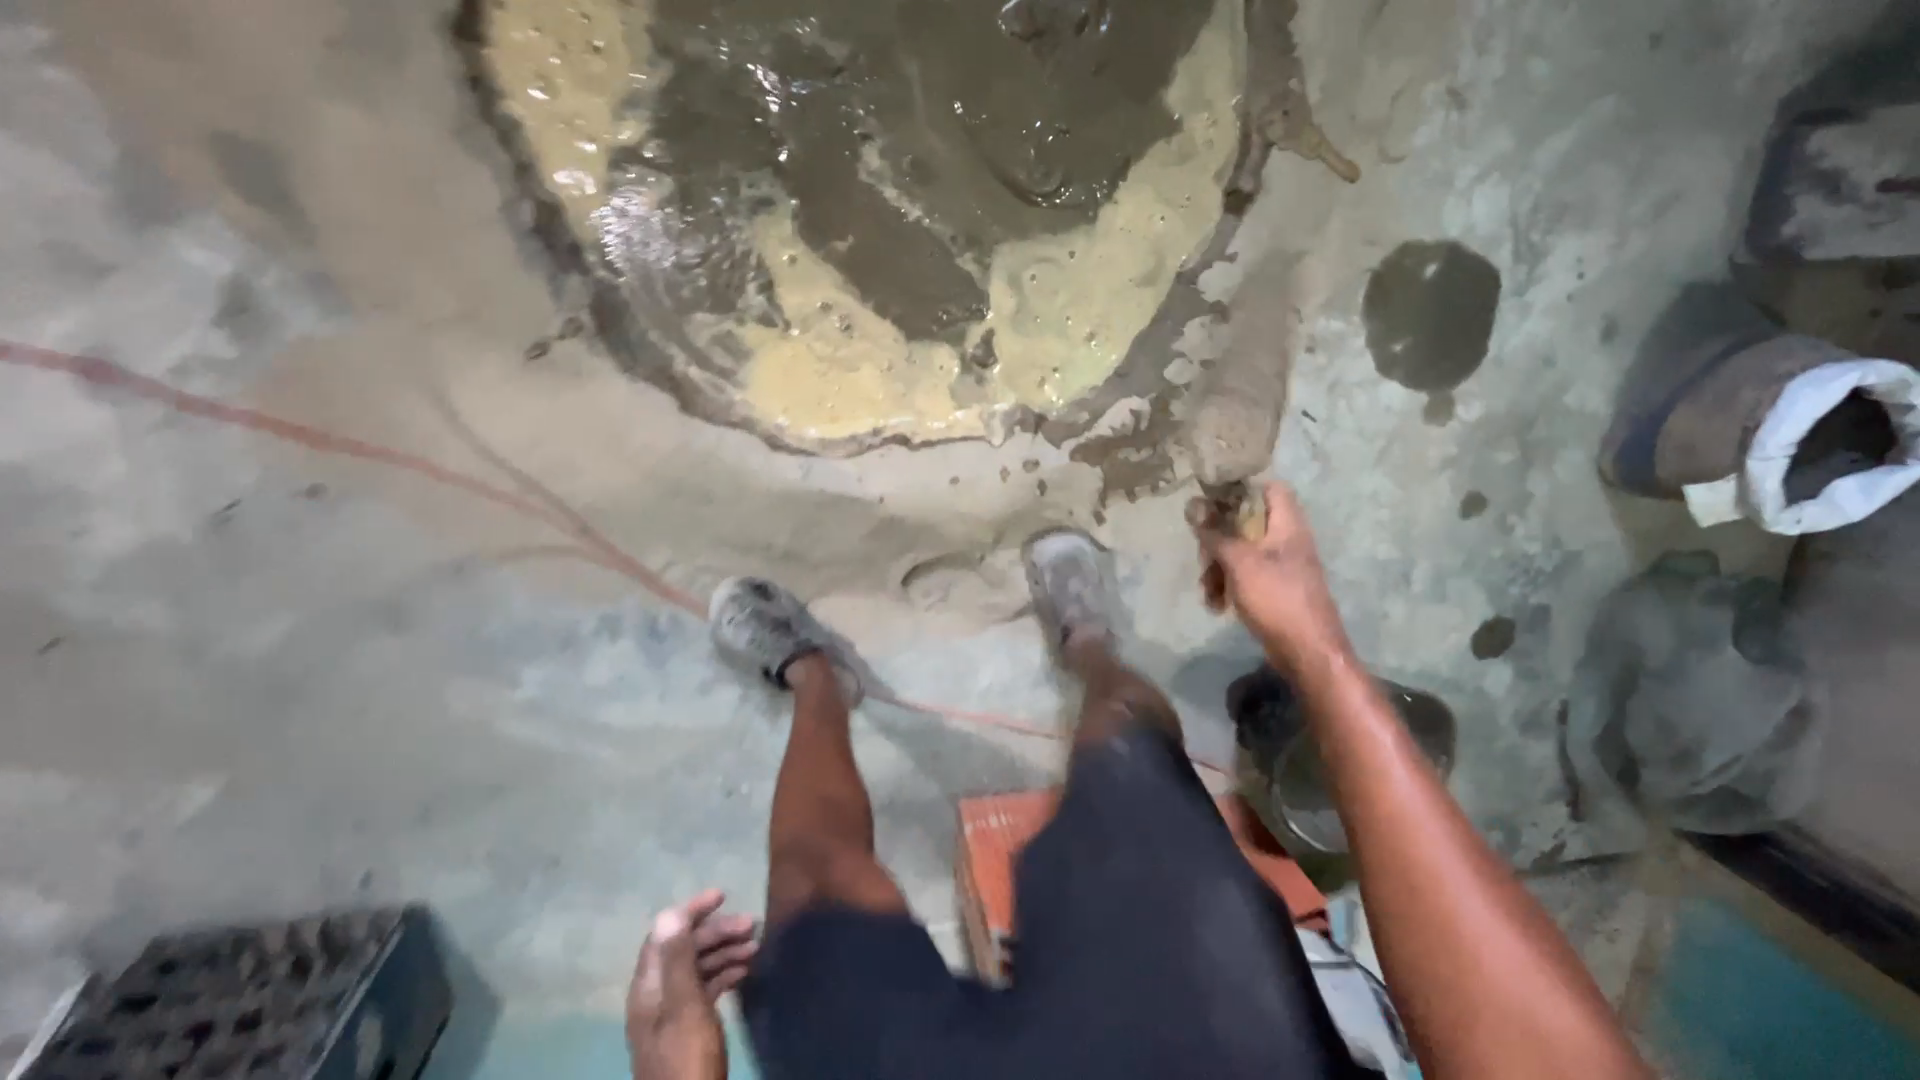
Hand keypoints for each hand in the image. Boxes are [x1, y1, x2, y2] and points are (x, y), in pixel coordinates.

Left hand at [627, 890, 758, 1079]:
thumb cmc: (686, 1061)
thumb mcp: (685, 1007)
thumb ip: (678, 960)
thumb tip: (669, 911)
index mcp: (648, 989)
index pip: (664, 935)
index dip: (691, 912)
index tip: (723, 896)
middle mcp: (655, 997)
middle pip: (683, 951)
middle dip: (716, 933)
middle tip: (752, 926)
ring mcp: (670, 1016)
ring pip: (696, 970)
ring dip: (723, 953)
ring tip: (756, 947)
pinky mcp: (687, 1031)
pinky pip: (704, 990)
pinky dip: (724, 976)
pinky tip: (745, 973)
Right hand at [1188, 482, 1352, 671]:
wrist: (1307, 651)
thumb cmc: (1277, 598)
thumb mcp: (1240, 562)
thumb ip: (1216, 533)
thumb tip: (1193, 506)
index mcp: (1287, 525)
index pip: (1270, 488)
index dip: (1242, 488)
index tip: (1212, 499)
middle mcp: (1287, 540)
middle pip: (1246, 524)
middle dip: (1218, 541)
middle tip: (1203, 558)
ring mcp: (1282, 566)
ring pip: (1241, 553)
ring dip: (1218, 569)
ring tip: (1208, 592)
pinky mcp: (1275, 589)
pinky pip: (1245, 577)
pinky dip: (1229, 586)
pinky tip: (1218, 606)